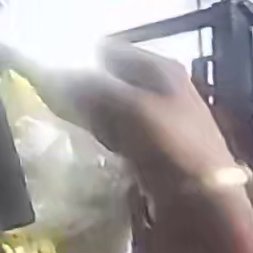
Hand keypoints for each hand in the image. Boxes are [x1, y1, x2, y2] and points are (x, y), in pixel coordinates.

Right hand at [38, 44, 252, 252]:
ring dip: (86, 111)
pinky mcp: (150, 147)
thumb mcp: (126, 106)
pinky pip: (113, 131)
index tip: (50, 68)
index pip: (109, 51)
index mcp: (160, 68)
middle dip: (80, 86)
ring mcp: (157, 118)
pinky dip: (97, 133)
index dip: (80, 56)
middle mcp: (161, 87)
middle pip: (108, 78)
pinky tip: (83, 140)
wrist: (203, 202)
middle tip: (50, 94)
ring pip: (108, 105)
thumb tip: (49, 75)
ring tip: (61, 117)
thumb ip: (87, 86)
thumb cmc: (170, 143)